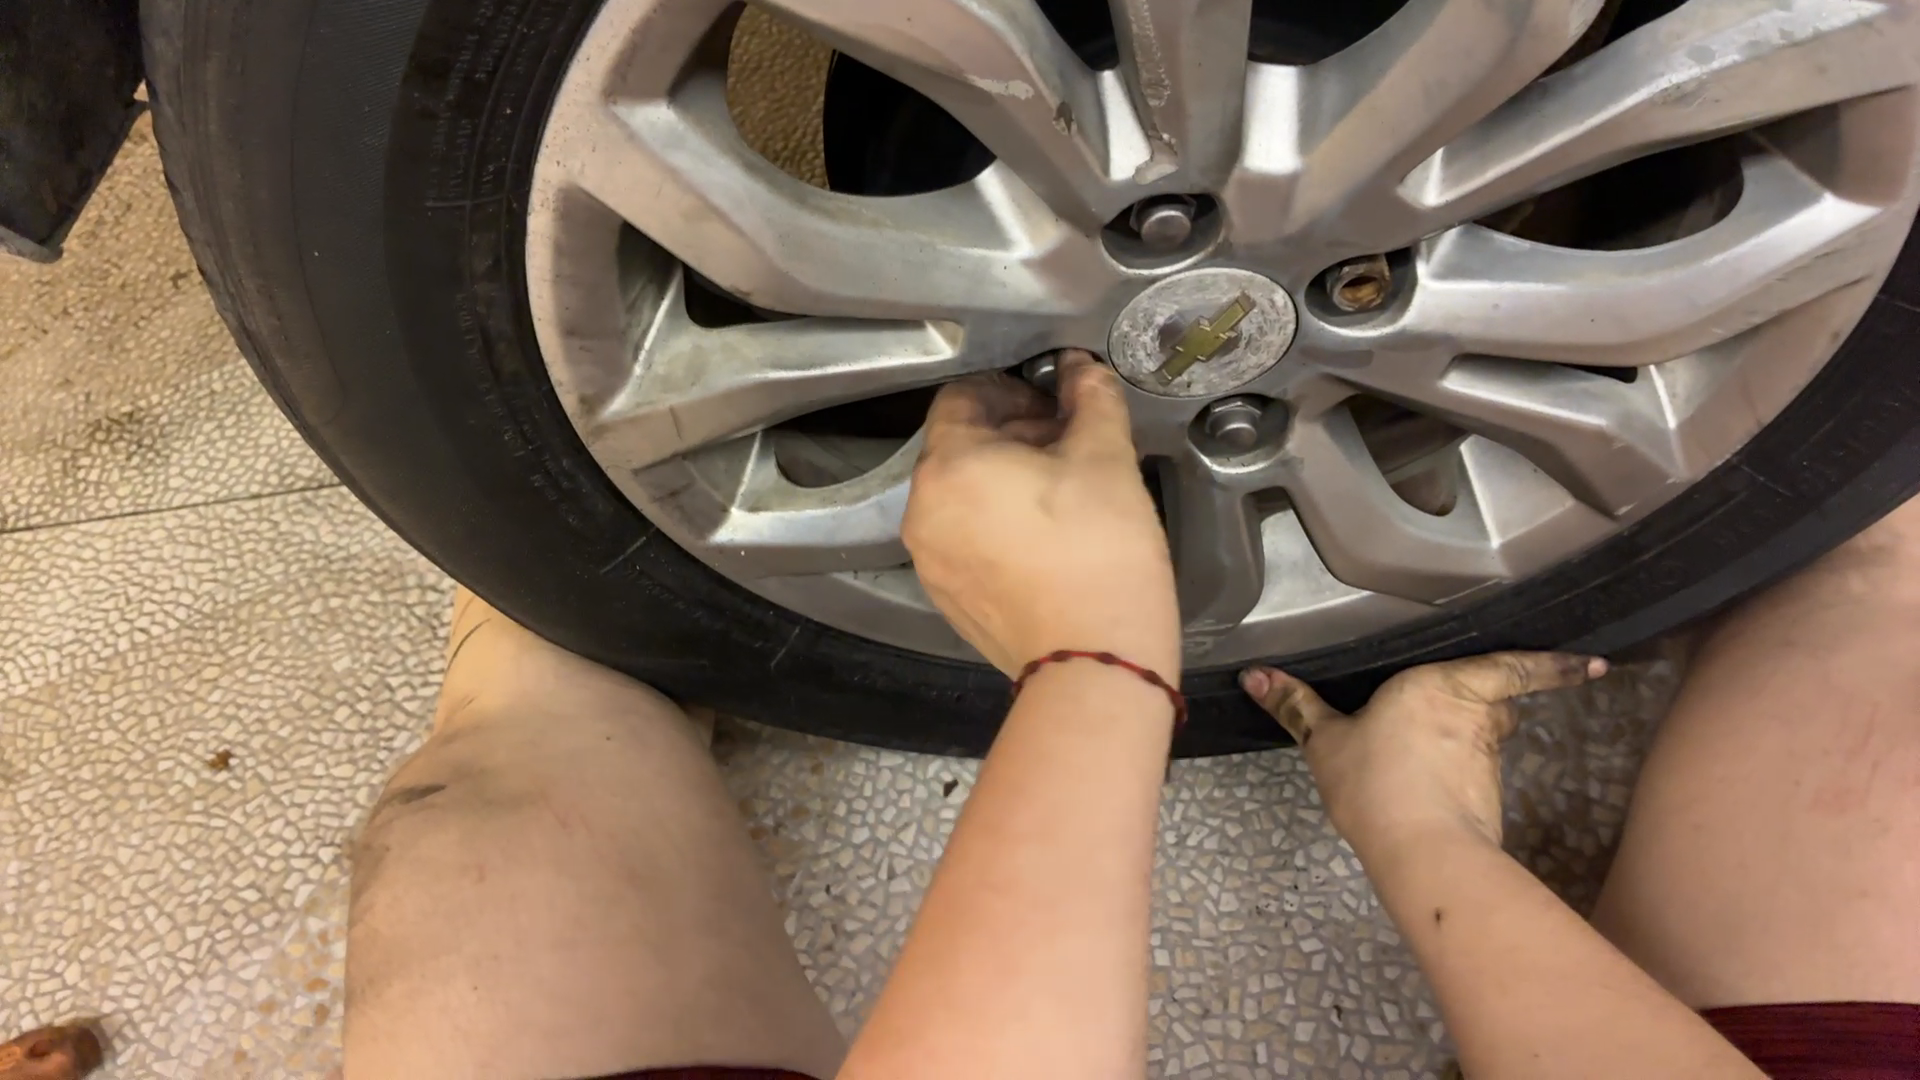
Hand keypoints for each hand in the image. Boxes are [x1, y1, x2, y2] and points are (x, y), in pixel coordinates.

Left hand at [903, 351, 1179, 677]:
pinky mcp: (946, 595)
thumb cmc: (1098, 553)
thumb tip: (1082, 369)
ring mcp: (929, 559)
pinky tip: (1044, 536)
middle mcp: (922, 511)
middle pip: (958, 447)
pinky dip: (994, 522)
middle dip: (1012, 434)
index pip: (961, 397)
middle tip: (1067, 445)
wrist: (1093, 660)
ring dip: (1004, 478)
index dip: (1011, 389)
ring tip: (1061, 491)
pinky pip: (963, 537)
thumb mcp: (1105, 460)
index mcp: (947, 467)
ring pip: (960, 494)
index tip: (1054, 405)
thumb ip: (1091, 398)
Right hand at [1240, 653, 1607, 854]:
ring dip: (1473, 735)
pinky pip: (1476, 767)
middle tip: (1473, 697)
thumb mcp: (1322, 739)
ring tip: (1442, 741)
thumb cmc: (1373, 778)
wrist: (1421, 849)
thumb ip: (1294, 705)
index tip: (1596, 664)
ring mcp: (1485, 759)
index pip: (1510, 668)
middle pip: (1498, 700)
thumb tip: (1252, 673)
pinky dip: (1463, 768)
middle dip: (1492, 699)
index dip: (1554, 665)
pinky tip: (1433, 780)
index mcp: (1440, 686)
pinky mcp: (1486, 795)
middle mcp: (1472, 715)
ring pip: (1489, 735)